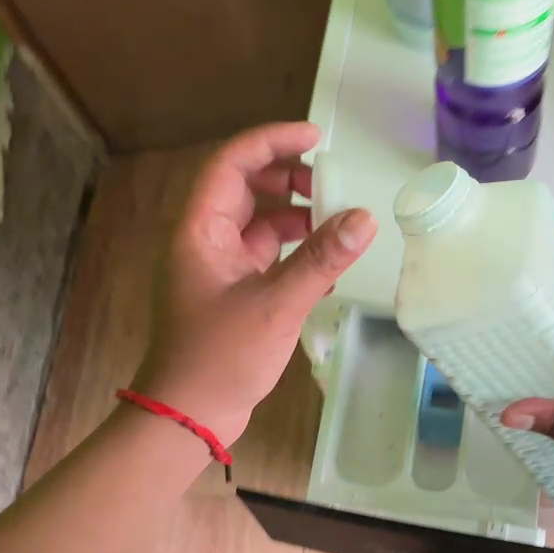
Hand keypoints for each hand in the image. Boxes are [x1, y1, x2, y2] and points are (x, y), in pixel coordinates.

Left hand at [134, 122, 376, 444]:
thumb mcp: (276, 304)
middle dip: (288, 180)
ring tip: (336, 226)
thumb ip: (320, 259)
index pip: (232, 163)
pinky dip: (294, 254)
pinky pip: (265, 257)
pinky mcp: (232, 293)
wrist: (189, 414)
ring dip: (295, 219)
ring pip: (258, 223)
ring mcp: (218, 268)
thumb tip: (364, 218)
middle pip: (245, 188)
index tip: (316, 138)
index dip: (272, 142)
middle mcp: (205, 240)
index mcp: (201, 230)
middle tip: (331, 185)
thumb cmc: (221, 357)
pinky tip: (325, 269)